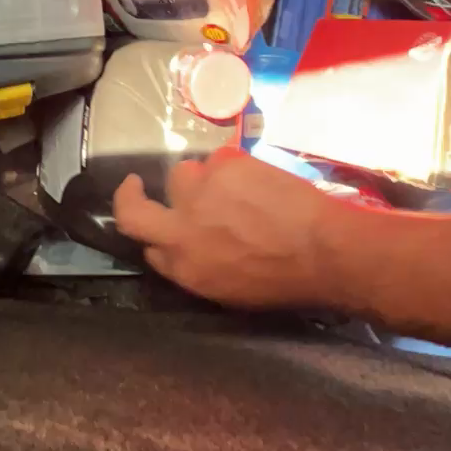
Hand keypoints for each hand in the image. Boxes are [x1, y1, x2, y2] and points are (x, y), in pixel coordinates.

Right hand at [112, 148, 361, 310]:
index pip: (144, 242)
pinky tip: (260, 181)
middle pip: (132, 208)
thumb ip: (194, 265)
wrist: (322, 250)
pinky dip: (235, 169)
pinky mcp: (223, 166)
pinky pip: (219, 160)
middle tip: (134, 183)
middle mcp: (179, 229)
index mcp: (182, 266)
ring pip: (184, 174)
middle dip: (128, 194)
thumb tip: (183, 246)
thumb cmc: (283, 281)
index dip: (151, 230)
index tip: (157, 219)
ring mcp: (199, 193)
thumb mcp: (227, 291)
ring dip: (201, 180)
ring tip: (236, 188)